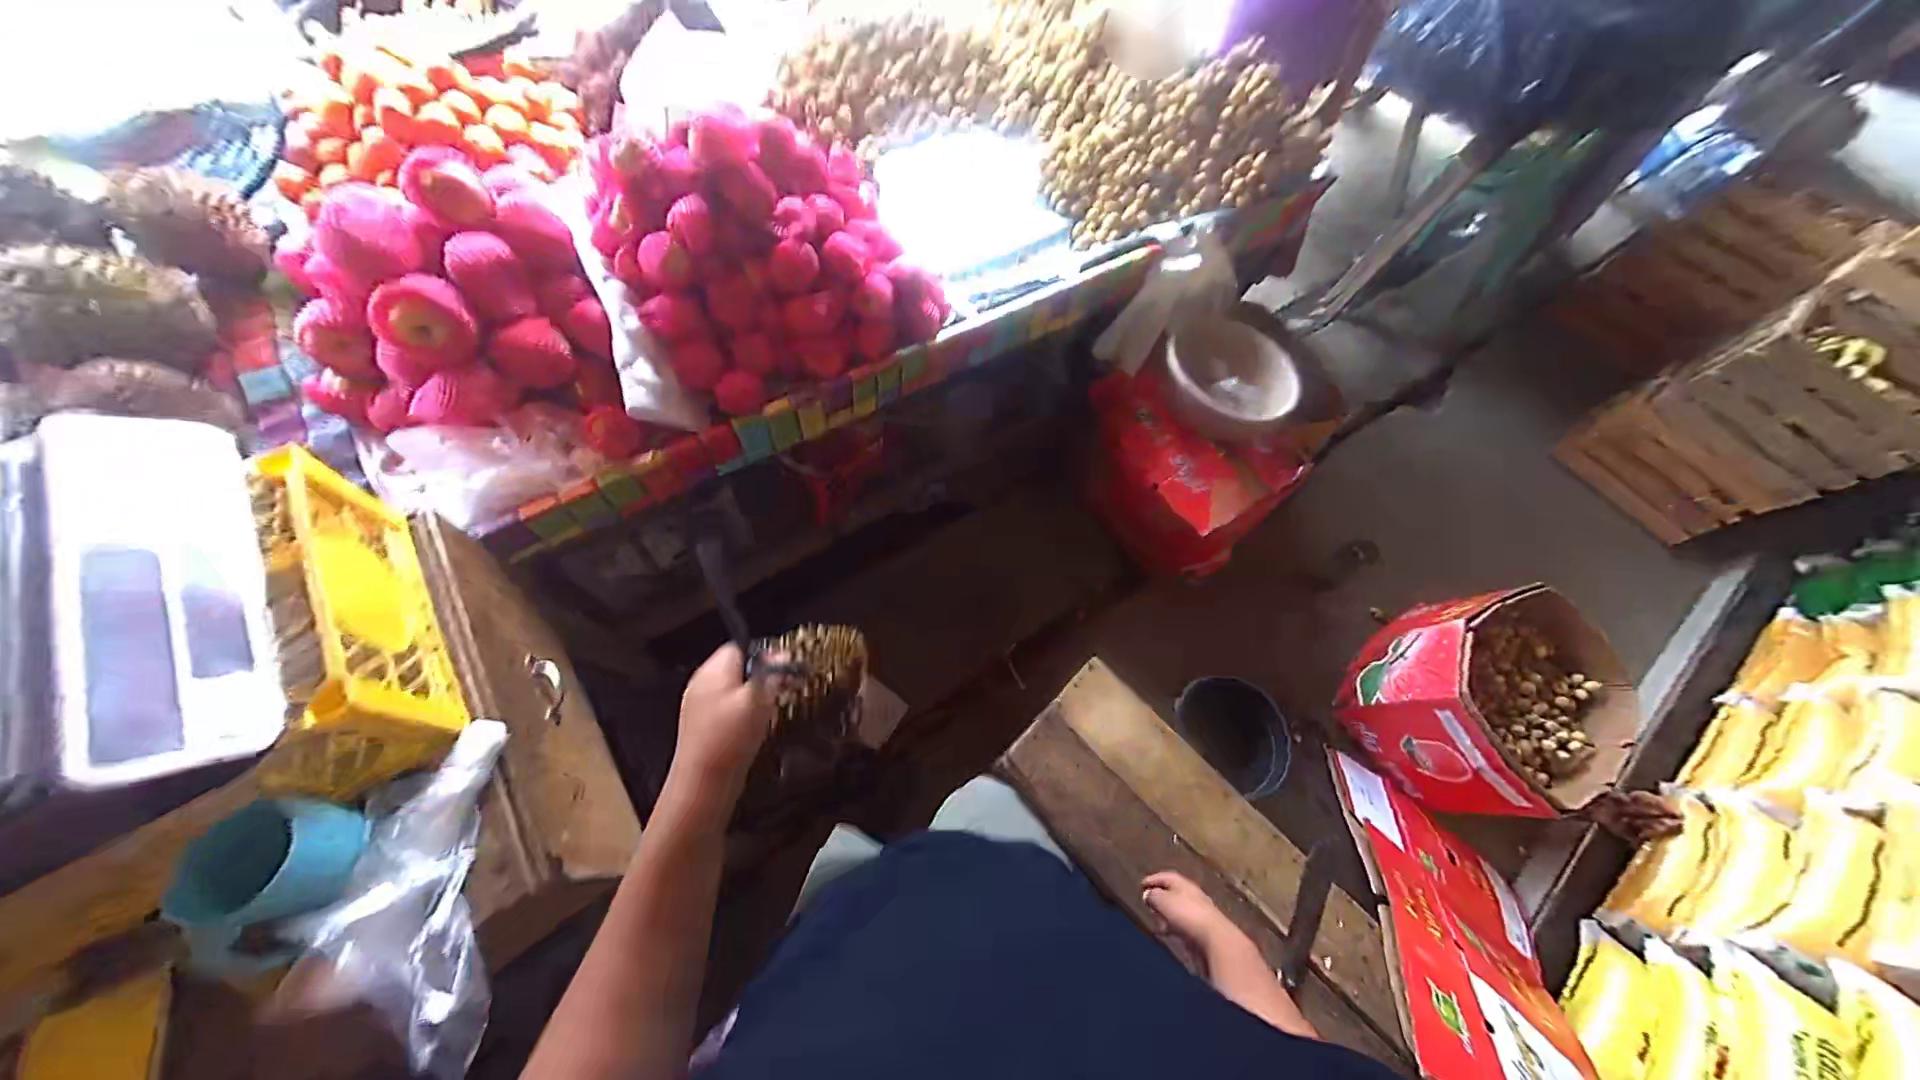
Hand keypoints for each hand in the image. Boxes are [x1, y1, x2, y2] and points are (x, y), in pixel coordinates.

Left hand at [668, 644, 778, 804]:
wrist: (703, 784)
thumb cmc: (730, 738)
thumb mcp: (758, 699)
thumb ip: (771, 673)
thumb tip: (784, 653)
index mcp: (712, 670)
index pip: (740, 646)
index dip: (764, 654)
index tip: (784, 669)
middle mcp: (701, 683)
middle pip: (737, 667)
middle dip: (760, 676)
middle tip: (780, 690)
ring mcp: (700, 706)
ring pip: (734, 689)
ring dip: (753, 696)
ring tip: (768, 711)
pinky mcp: (703, 726)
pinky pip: (728, 709)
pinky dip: (743, 713)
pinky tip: (753, 729)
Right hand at [1142, 871, 1257, 971]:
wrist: (1218, 943)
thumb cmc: (1188, 916)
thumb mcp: (1164, 901)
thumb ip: (1153, 896)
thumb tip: (1147, 895)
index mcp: (1185, 885)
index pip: (1167, 877)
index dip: (1154, 880)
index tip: (1142, 885)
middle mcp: (1194, 897)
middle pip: (1174, 894)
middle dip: (1161, 898)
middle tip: (1148, 904)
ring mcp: (1201, 916)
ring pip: (1179, 911)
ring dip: (1167, 915)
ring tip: (1157, 922)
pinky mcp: (1204, 934)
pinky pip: (1185, 927)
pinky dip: (1175, 928)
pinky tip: (1170, 934)